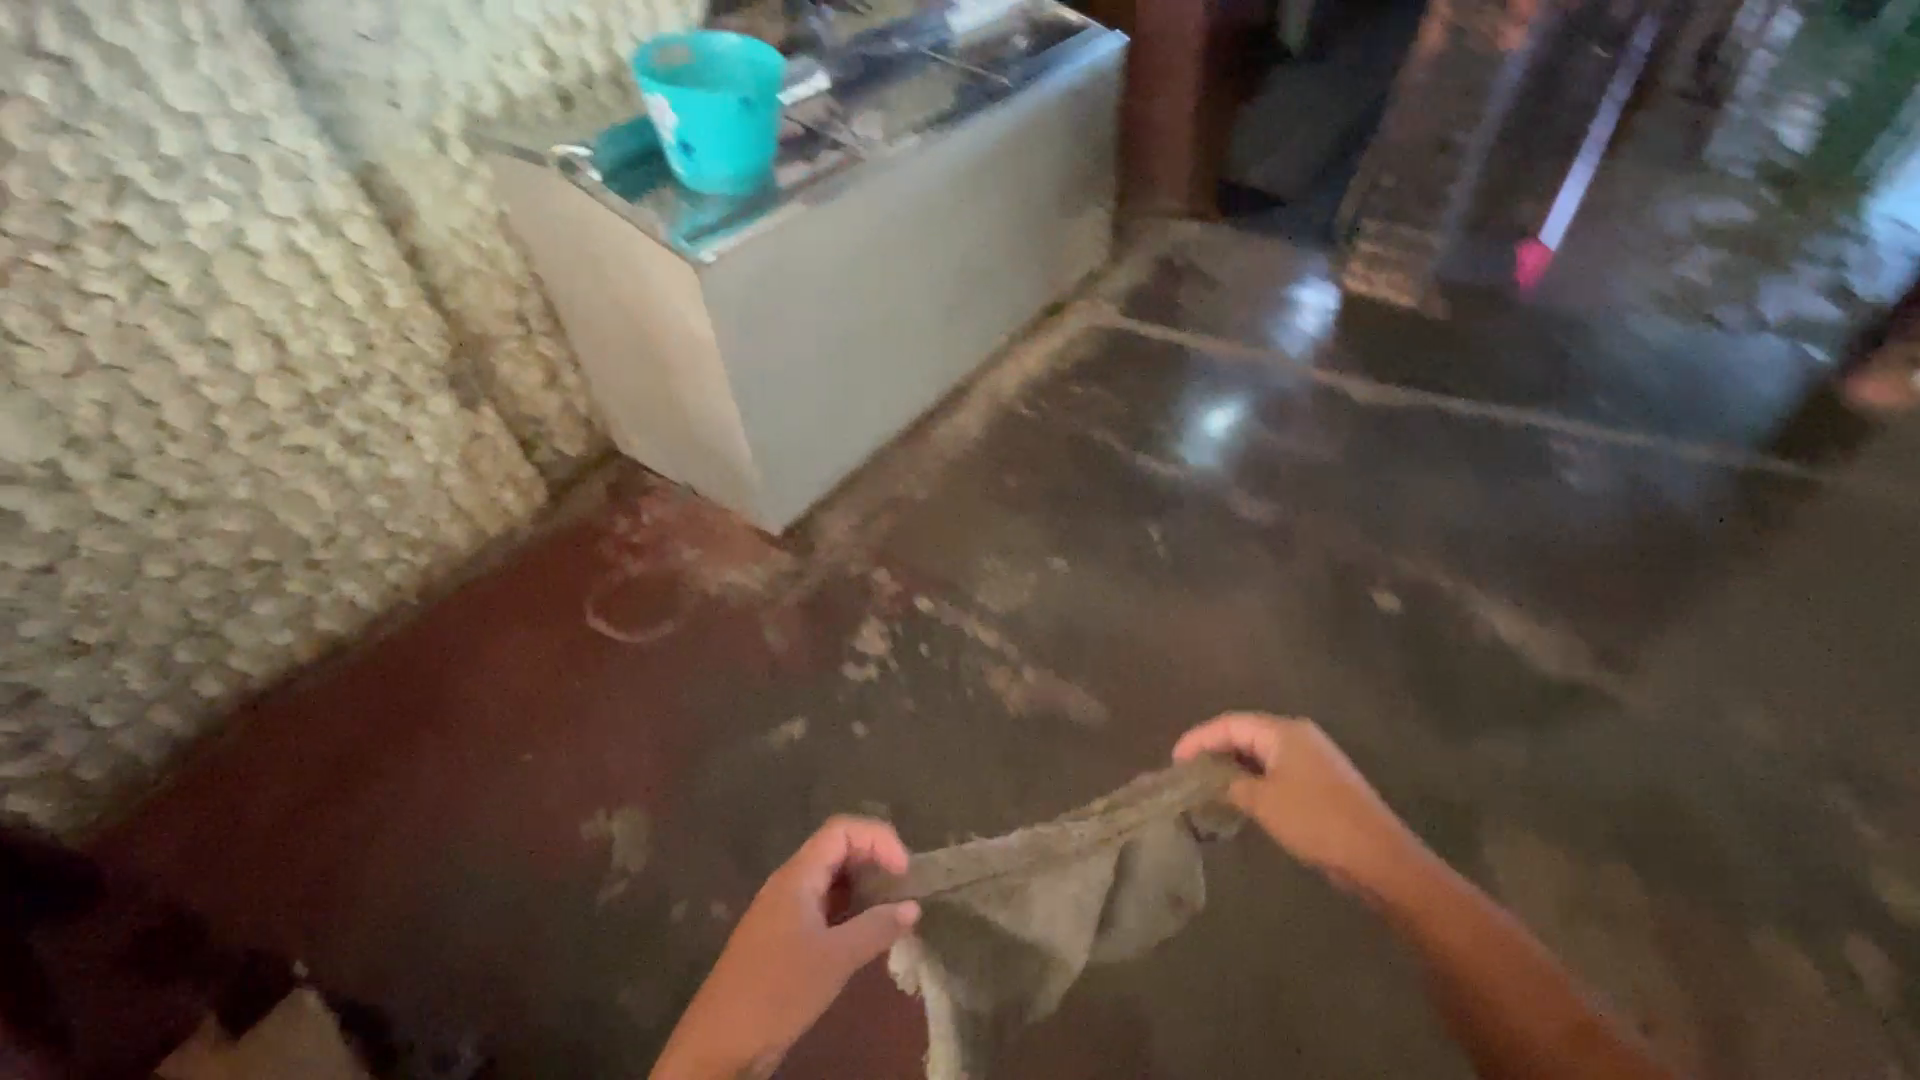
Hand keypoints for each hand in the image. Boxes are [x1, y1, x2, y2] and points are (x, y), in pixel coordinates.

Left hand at [651, 817, 921, 1078]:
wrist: (721, 1043)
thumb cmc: (778, 990)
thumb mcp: (835, 959)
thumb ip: (876, 928)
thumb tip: (912, 907)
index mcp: (797, 876)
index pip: (841, 830)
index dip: (877, 839)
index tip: (904, 871)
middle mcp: (789, 884)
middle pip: (836, 850)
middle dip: (874, 859)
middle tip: (904, 887)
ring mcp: (783, 911)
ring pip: (830, 880)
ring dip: (863, 886)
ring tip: (893, 908)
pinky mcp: (783, 938)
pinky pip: (823, 907)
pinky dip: (849, 910)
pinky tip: (867, 933)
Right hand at [1173, 713, 1425, 891]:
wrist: (1377, 856)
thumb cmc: (1315, 821)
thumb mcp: (1262, 802)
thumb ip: (1231, 784)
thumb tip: (1212, 781)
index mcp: (1284, 732)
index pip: (1230, 723)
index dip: (1199, 738)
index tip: (1175, 759)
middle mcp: (1299, 735)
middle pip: (1245, 732)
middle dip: (1214, 749)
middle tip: (1187, 771)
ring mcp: (1313, 757)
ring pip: (1261, 751)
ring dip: (1233, 764)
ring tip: (1206, 784)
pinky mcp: (1321, 780)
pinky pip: (1276, 768)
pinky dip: (1253, 776)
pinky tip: (1239, 796)